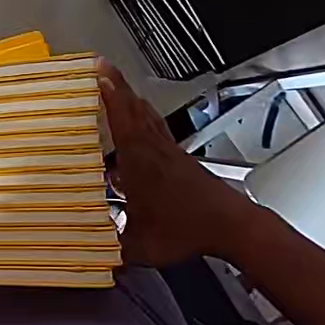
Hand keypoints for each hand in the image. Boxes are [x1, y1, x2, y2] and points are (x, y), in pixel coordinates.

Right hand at [99, 62, 258, 266]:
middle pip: (135, 108)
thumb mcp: (142, 245)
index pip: (121, 117)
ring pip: (148, 118)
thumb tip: (96, 255)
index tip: (98, 71)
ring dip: (132, 101)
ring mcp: (170, 154)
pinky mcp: (181, 162)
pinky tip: (143, 132)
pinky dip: (146, 122)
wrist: (229, 224)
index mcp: (140, 161)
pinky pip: (158, 132)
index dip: (109, 92)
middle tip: (103, 69)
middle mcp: (155, 150)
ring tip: (120, 92)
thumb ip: (115, 249)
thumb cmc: (188, 228)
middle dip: (118, 86)